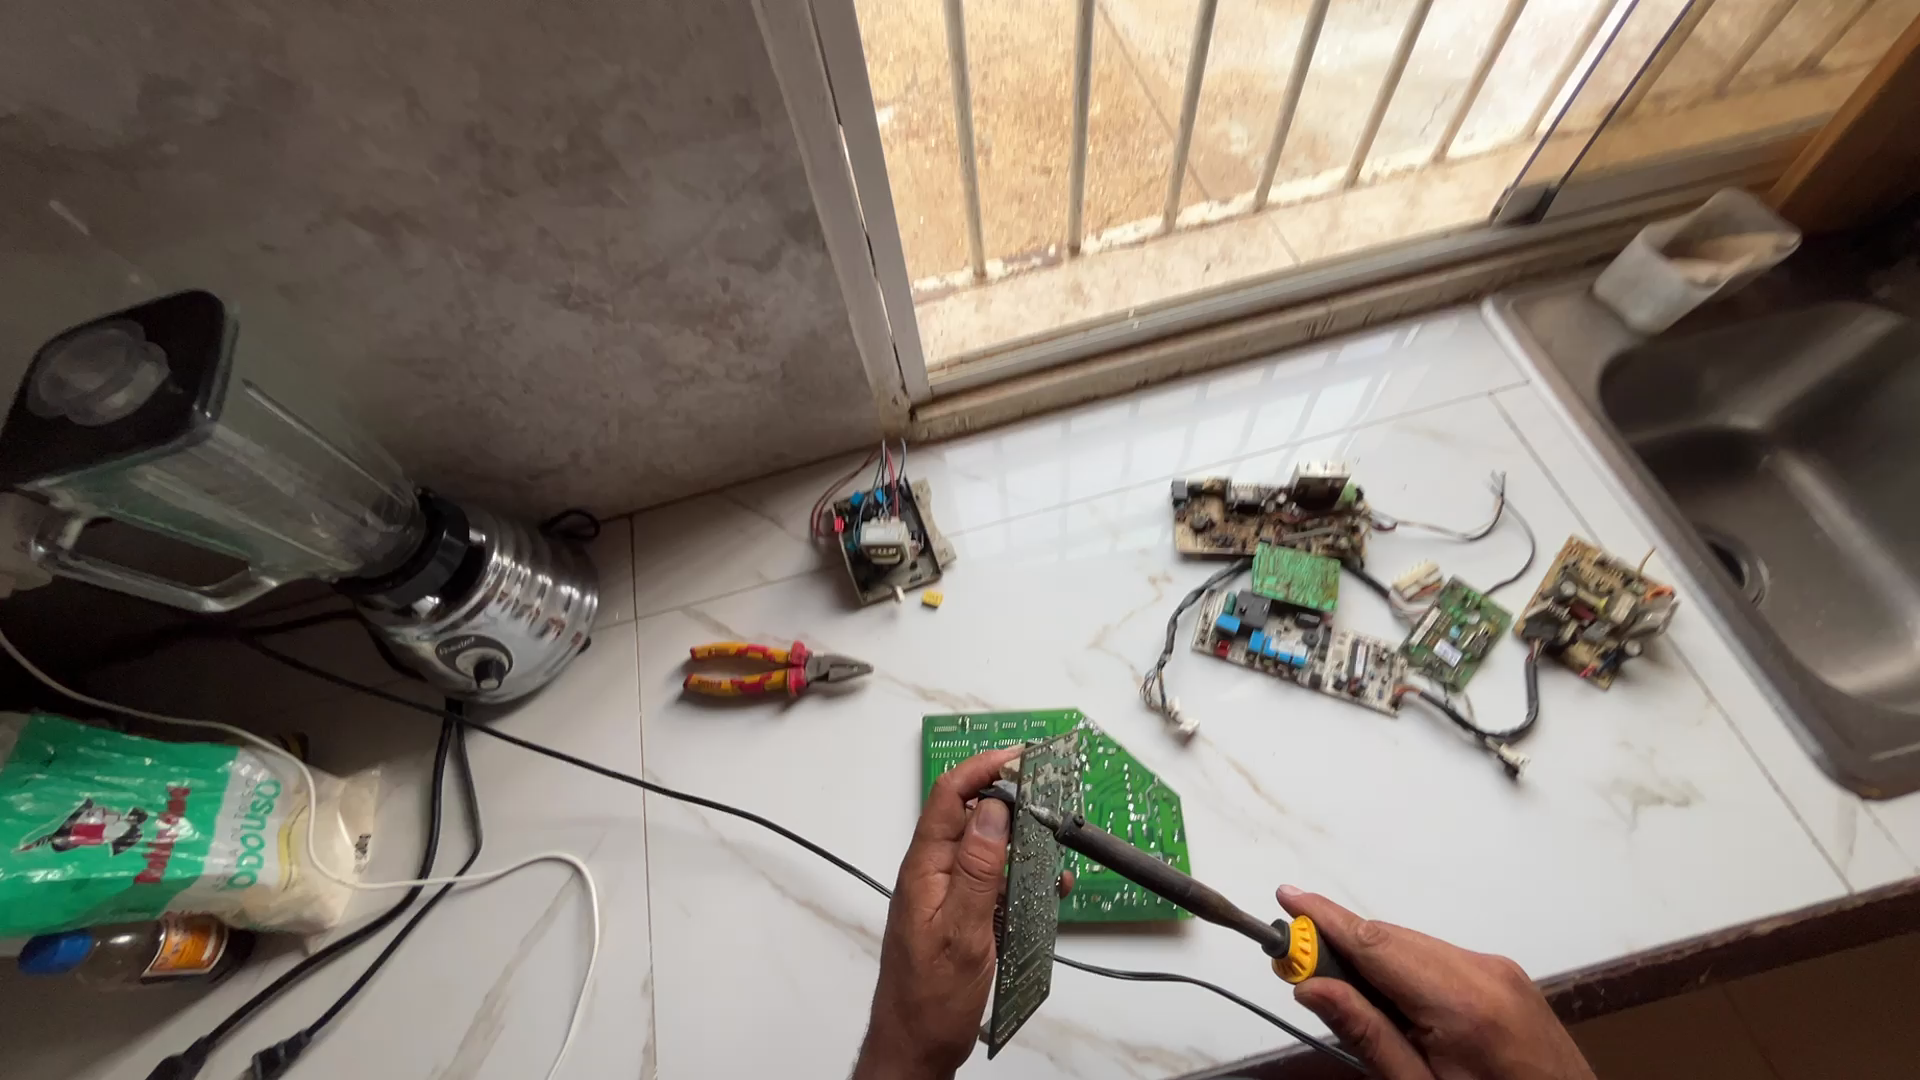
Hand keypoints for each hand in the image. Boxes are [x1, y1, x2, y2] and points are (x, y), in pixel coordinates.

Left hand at [852, 748, 1019, 1079]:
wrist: (916, 1047)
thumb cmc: (929, 998)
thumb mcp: (962, 931)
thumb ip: (978, 868)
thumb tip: (992, 808)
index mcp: (926, 866)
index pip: (949, 795)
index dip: (982, 767)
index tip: (1018, 756)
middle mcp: (934, 869)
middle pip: (970, 813)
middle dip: (1008, 797)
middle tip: (1045, 796)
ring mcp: (948, 889)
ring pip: (986, 845)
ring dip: (1019, 838)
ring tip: (1053, 841)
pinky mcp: (962, 909)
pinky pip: (993, 877)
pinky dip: (1020, 873)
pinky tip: (1046, 882)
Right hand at [1278, 886, 1595, 1079]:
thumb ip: (1367, 1037)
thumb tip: (1309, 986)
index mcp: (1465, 1004)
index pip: (1374, 942)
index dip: (1323, 917)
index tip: (1285, 895)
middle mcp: (1485, 971)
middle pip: (1388, 938)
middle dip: (1341, 946)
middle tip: (1301, 969)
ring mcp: (1501, 970)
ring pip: (1409, 943)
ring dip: (1372, 959)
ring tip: (1356, 1001)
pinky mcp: (1508, 977)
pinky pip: (1435, 955)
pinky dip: (1404, 968)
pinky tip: (1397, 1002)